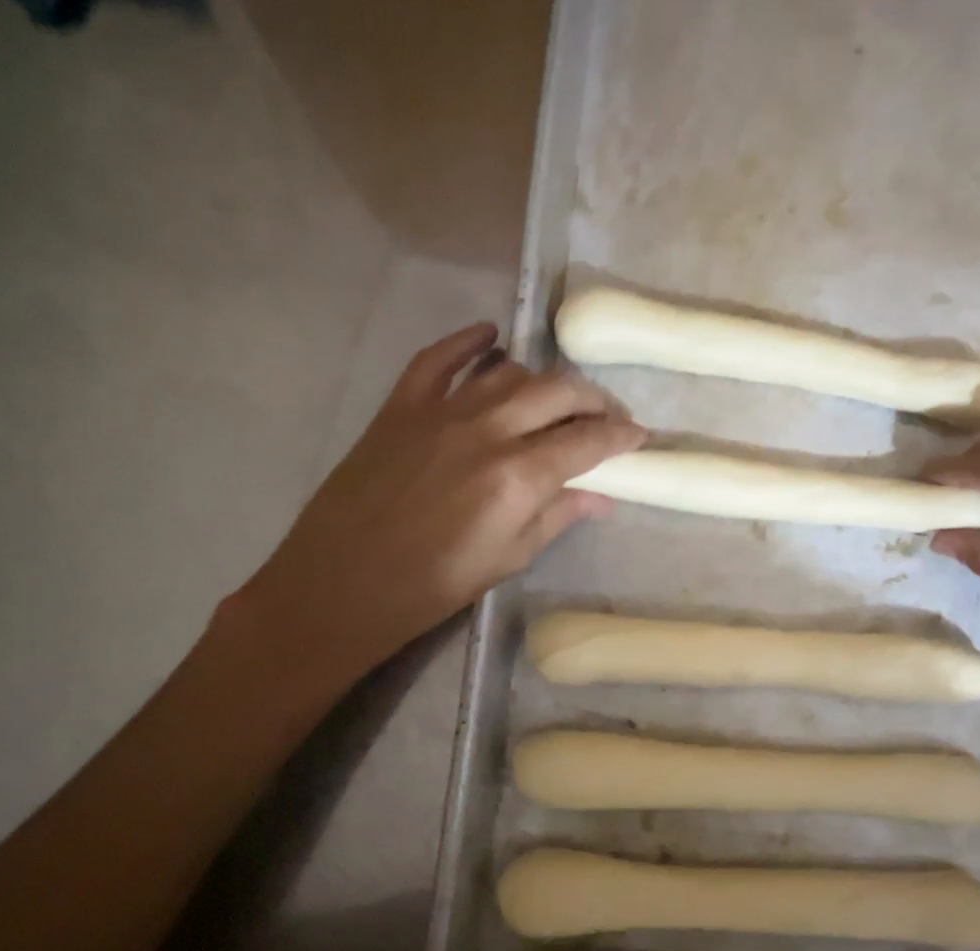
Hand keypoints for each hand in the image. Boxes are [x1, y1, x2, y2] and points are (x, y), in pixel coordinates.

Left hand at [231, 323, 644, 688]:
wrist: (340, 585)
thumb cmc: (432, 586)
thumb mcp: (508, 558)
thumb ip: (557, 517)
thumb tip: (602, 496)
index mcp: (517, 477)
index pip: (587, 441)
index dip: (621, 436)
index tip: (640, 436)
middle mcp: (486, 431)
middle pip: (557, 393)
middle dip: (594, 400)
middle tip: (607, 415)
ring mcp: (440, 412)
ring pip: (509, 372)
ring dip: (544, 379)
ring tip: (558, 396)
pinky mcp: (401, 407)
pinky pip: (438, 359)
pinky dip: (468, 342)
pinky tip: (491, 336)